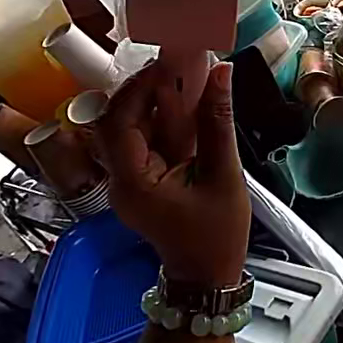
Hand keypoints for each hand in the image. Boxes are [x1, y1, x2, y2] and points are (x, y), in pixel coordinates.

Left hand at [92, 59, 249, 286]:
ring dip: (155, 105)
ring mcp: (129, 181)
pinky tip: (185, 109)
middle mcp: (121, 179)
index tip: (166, 67)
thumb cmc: (217, 234)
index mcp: (133, 181)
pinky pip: (145, 143)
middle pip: (118, 123)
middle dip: (144, 92)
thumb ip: (218, 122)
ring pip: (131, 130)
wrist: (208, 275)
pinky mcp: (142, 181)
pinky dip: (163, 123)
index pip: (119, 122)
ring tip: (184, 82)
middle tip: (175, 69)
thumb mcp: (223, 175)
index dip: (138, 89)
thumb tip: (222, 74)